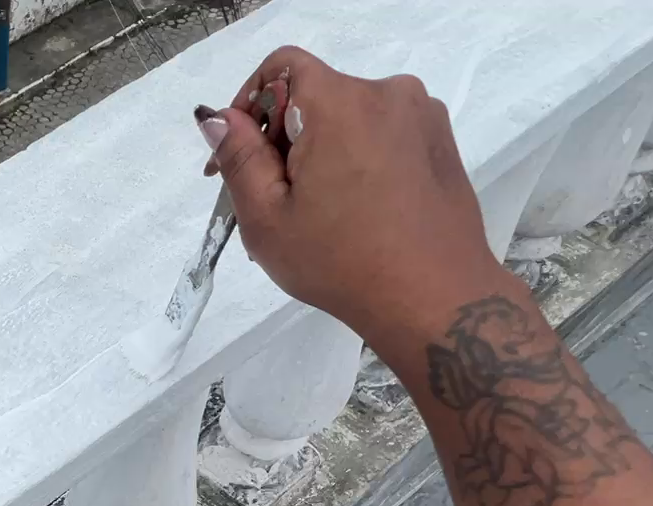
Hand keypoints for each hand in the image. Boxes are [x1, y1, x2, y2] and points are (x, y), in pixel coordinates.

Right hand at [196, 46, 504, 345]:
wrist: (428, 291)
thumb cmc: (335, 259)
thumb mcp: (266, 216)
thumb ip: (239, 158)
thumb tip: (216, 117)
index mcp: (339, 104)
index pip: (282, 66)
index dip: (247, 106)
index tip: (235, 159)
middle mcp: (385, 93)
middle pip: (312, 96)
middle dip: (279, 141)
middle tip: (267, 205)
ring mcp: (418, 115)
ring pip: (343, 120)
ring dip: (314, 156)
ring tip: (306, 218)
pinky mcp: (436, 140)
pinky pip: (375, 136)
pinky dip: (348, 163)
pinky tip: (344, 214)